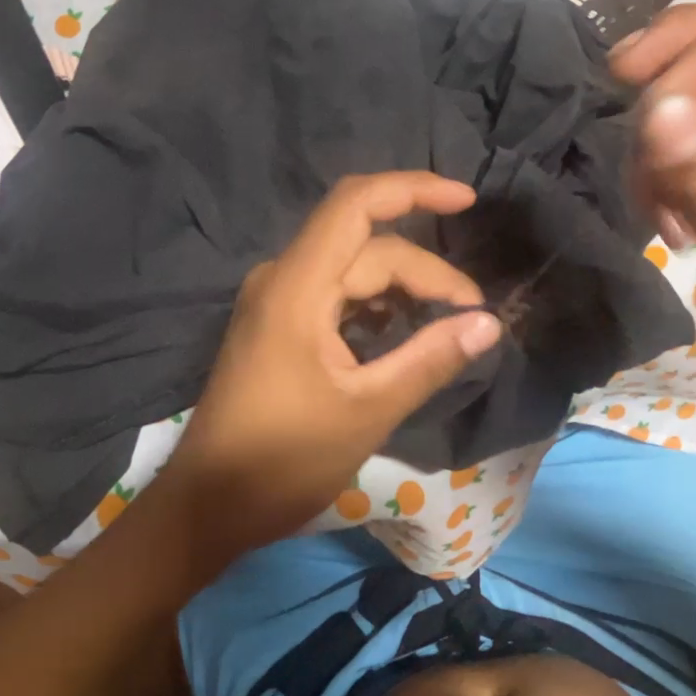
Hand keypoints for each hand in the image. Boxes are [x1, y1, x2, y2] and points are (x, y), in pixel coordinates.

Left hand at [162, 172, 503, 557]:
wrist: (207, 506)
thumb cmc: (283, 461)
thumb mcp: (369, 411)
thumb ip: (430, 359)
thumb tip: (488, 323)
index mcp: (296, 287)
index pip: (356, 205)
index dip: (414, 189)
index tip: (468, 203)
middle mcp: (282, 279)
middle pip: (365, 246)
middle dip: (425, 270)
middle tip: (473, 315)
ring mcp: (276, 301)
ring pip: (352, 269)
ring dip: (403, 286)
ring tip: (450, 320)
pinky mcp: (277, 326)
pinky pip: (336, 293)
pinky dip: (377, 303)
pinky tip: (406, 332)